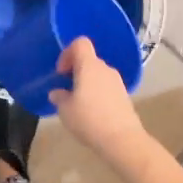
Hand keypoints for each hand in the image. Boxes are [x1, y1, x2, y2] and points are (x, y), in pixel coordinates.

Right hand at [49, 37, 146, 157]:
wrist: (122, 139)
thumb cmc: (89, 120)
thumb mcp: (65, 110)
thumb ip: (59, 97)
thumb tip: (57, 93)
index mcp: (89, 66)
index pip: (80, 44)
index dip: (67, 53)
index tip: (61, 72)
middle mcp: (105, 69)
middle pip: (89, 60)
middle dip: (76, 72)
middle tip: (67, 90)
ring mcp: (118, 82)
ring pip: (98, 75)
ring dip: (87, 83)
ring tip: (79, 104)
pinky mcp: (124, 95)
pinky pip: (106, 87)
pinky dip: (97, 93)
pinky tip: (92, 113)